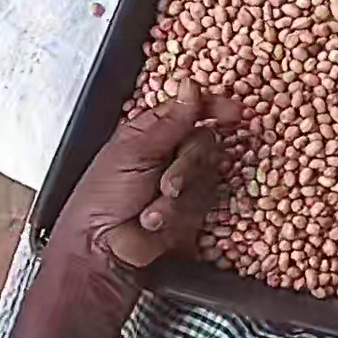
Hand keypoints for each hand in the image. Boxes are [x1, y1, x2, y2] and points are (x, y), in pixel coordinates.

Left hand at [42, 79, 239, 318]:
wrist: (102, 250)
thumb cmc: (104, 197)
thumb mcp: (133, 152)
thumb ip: (170, 122)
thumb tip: (191, 87)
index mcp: (152, 131)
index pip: (191, 109)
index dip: (214, 107)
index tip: (234, 112)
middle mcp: (171, 151)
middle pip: (205, 142)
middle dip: (188, 165)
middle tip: (168, 184)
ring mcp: (184, 179)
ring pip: (207, 173)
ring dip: (180, 195)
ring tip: (150, 213)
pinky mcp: (192, 207)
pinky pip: (204, 200)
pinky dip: (179, 213)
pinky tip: (155, 222)